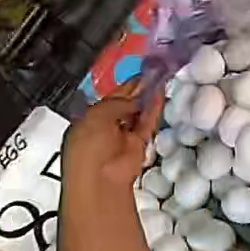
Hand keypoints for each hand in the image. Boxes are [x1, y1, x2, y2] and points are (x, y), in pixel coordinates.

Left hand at [62, 82, 160, 202]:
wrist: (101, 178)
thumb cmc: (89, 145)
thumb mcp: (95, 116)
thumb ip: (116, 103)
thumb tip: (135, 99)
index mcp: (88, 118)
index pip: (108, 99)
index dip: (123, 86)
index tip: (138, 73)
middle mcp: (106, 125)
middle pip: (125, 104)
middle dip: (138, 89)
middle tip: (154, 72)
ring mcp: (123, 135)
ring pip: (137, 113)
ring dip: (148, 97)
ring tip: (161, 79)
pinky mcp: (138, 143)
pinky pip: (147, 123)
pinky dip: (153, 110)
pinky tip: (160, 95)